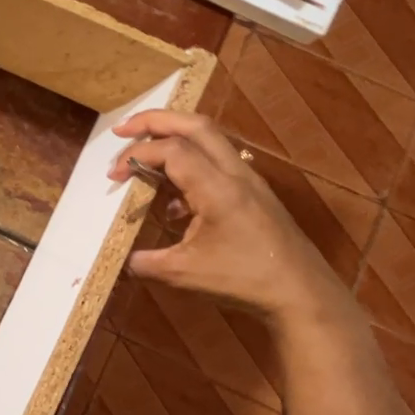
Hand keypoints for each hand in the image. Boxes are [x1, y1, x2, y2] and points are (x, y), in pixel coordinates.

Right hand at [107, 110, 350, 327]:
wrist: (302, 294)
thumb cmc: (242, 280)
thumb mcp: (181, 273)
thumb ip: (143, 261)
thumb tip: (120, 258)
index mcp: (218, 189)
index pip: (172, 150)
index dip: (136, 155)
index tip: (112, 177)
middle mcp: (236, 175)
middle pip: (196, 126)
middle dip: (155, 121)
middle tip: (122, 130)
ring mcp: (248, 182)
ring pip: (210, 140)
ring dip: (173, 138)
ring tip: (142, 153)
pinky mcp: (253, 194)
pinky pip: (217, 163)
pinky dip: (187, 164)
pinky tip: (172, 197)